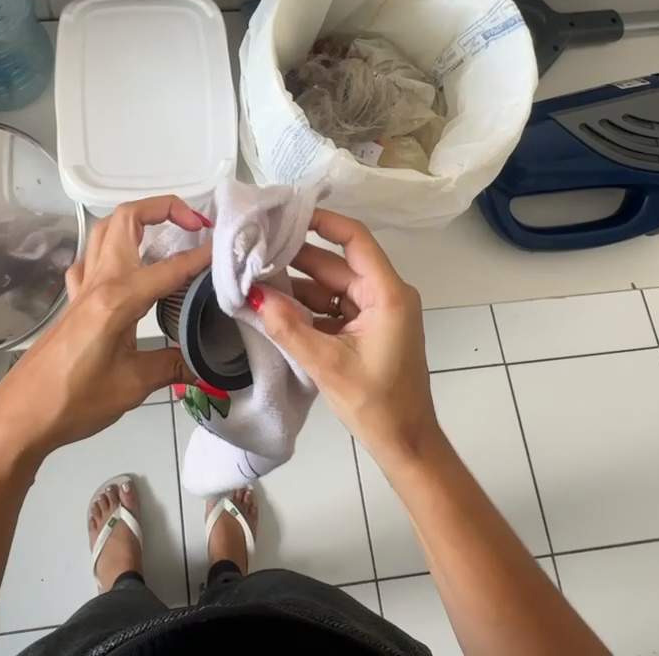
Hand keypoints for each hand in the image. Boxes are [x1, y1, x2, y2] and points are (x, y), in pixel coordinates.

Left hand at [0, 196, 210, 461]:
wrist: (21, 416)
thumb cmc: (74, 400)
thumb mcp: (133, 385)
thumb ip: (171, 366)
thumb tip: (200, 366)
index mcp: (118, 298)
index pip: (170, 267)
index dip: (202, 256)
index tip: (225, 248)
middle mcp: (99, 281)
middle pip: (127, 219)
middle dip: (163, 208)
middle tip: (194, 224)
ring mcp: (81, 287)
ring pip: (106, 230)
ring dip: (137, 220)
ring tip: (167, 234)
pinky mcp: (72, 299)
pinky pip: (91, 258)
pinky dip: (113, 248)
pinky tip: (126, 267)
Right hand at [253, 209, 439, 464]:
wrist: (406, 445)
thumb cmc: (377, 404)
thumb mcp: (328, 365)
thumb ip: (289, 328)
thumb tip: (253, 295)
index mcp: (387, 294)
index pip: (354, 239)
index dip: (322, 221)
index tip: (285, 213)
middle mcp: (383, 294)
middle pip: (335, 262)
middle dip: (296, 256)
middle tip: (255, 247)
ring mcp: (373, 312)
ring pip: (329, 285)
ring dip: (295, 284)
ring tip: (254, 274)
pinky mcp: (364, 329)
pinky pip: (331, 306)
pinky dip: (304, 306)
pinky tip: (272, 304)